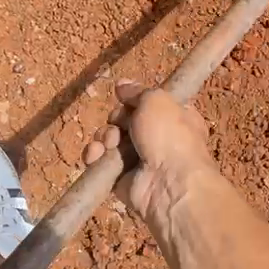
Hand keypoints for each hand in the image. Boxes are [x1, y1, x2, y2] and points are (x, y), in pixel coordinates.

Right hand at [83, 80, 218, 227]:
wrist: (169, 183)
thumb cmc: (169, 135)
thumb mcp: (156, 100)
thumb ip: (136, 91)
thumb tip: (121, 85)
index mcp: (174, 118)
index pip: (147, 105)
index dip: (133, 101)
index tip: (124, 98)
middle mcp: (158, 139)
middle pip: (123, 121)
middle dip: (116, 120)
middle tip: (120, 124)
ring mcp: (138, 160)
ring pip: (110, 140)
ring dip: (104, 137)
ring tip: (111, 143)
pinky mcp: (120, 179)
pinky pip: (100, 162)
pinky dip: (95, 156)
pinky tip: (96, 155)